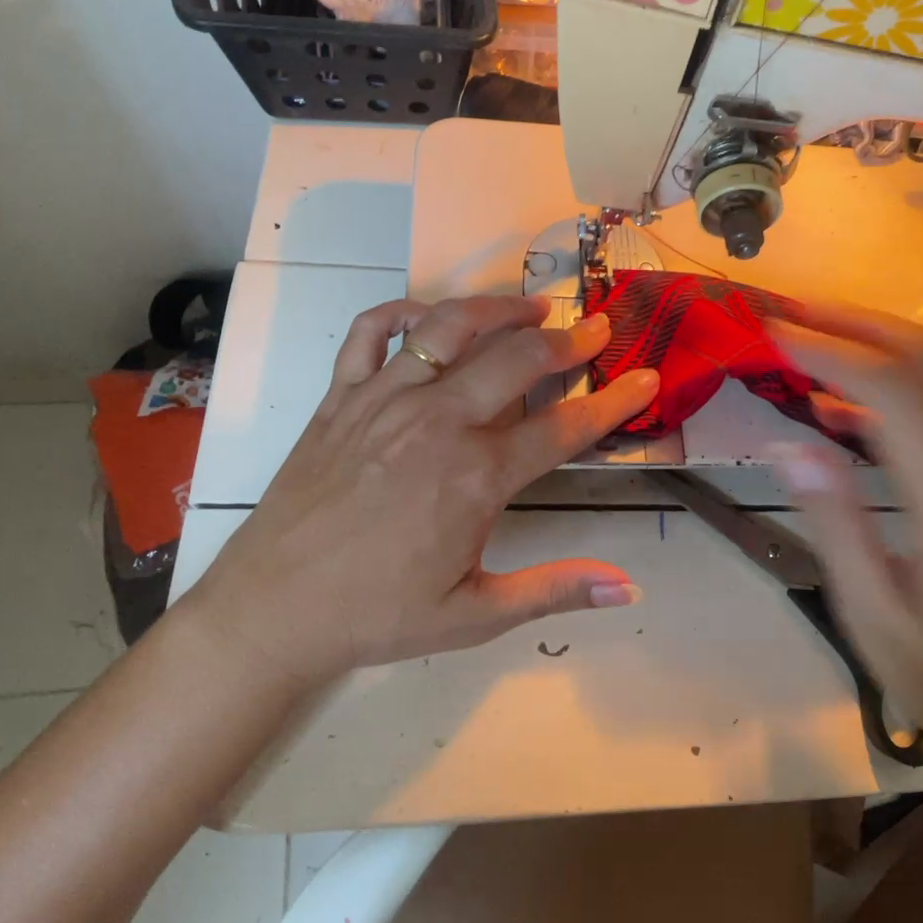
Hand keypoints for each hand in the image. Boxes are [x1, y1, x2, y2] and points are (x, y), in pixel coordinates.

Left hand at [196, 295, 658, 675]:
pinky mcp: (340, 399)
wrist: (275, 607)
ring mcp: (384, 402)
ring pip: (450, 330)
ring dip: (497, 309)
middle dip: (568, 340)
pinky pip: (370, 334)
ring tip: (531, 306)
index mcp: (476, 476)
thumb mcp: (475, 615)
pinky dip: (402, 312)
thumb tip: (629, 589)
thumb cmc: (379, 615)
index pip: (563, 427)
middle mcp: (437, 423)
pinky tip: (428, 316)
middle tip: (598, 327)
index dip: (613, 401)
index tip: (647, 376)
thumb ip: (555, 590)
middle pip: (516, 360)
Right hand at [767, 305, 922, 768]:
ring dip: (878, 343)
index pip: (891, 388)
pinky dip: (898, 385)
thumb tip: (789, 447)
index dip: (828, 349)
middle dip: (854, 322)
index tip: (771, 331)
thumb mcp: (878, 618)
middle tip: (789, 310)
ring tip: (809, 340)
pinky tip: (845, 408)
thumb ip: (836, 526)